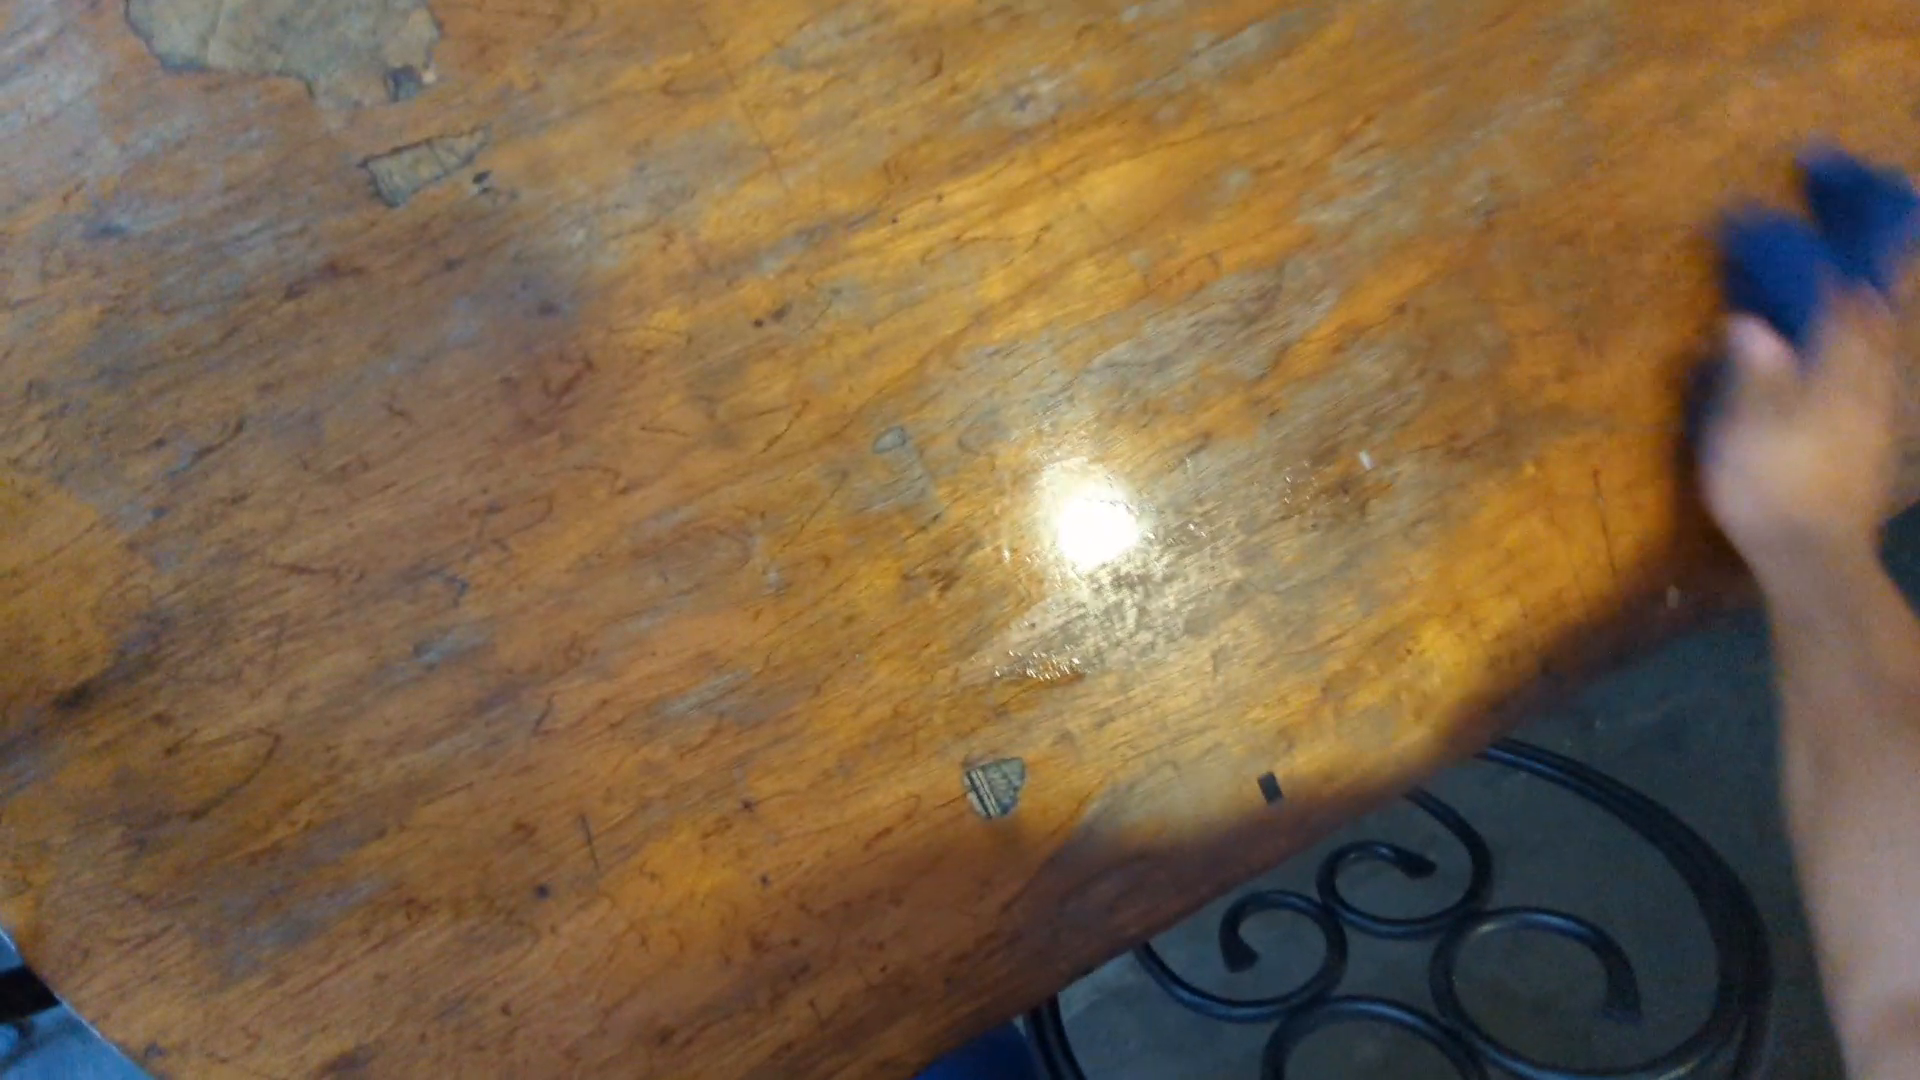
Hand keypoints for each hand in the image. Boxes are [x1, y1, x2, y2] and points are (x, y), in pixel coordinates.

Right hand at [1699, 291, 1898, 581]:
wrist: (1809, 548)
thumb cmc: (1765, 485)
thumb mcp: (1741, 429)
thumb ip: (1751, 374)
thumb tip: (1746, 322)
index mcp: (1832, 381)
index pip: (1842, 318)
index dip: (1830, 285)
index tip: (1817, 258)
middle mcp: (1866, 391)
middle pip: (1873, 335)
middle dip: (1861, 302)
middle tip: (1848, 277)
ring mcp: (1876, 420)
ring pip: (1881, 361)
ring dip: (1869, 333)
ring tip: (1855, 313)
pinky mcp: (1873, 446)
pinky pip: (1877, 390)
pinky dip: (1868, 368)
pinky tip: (1856, 375)